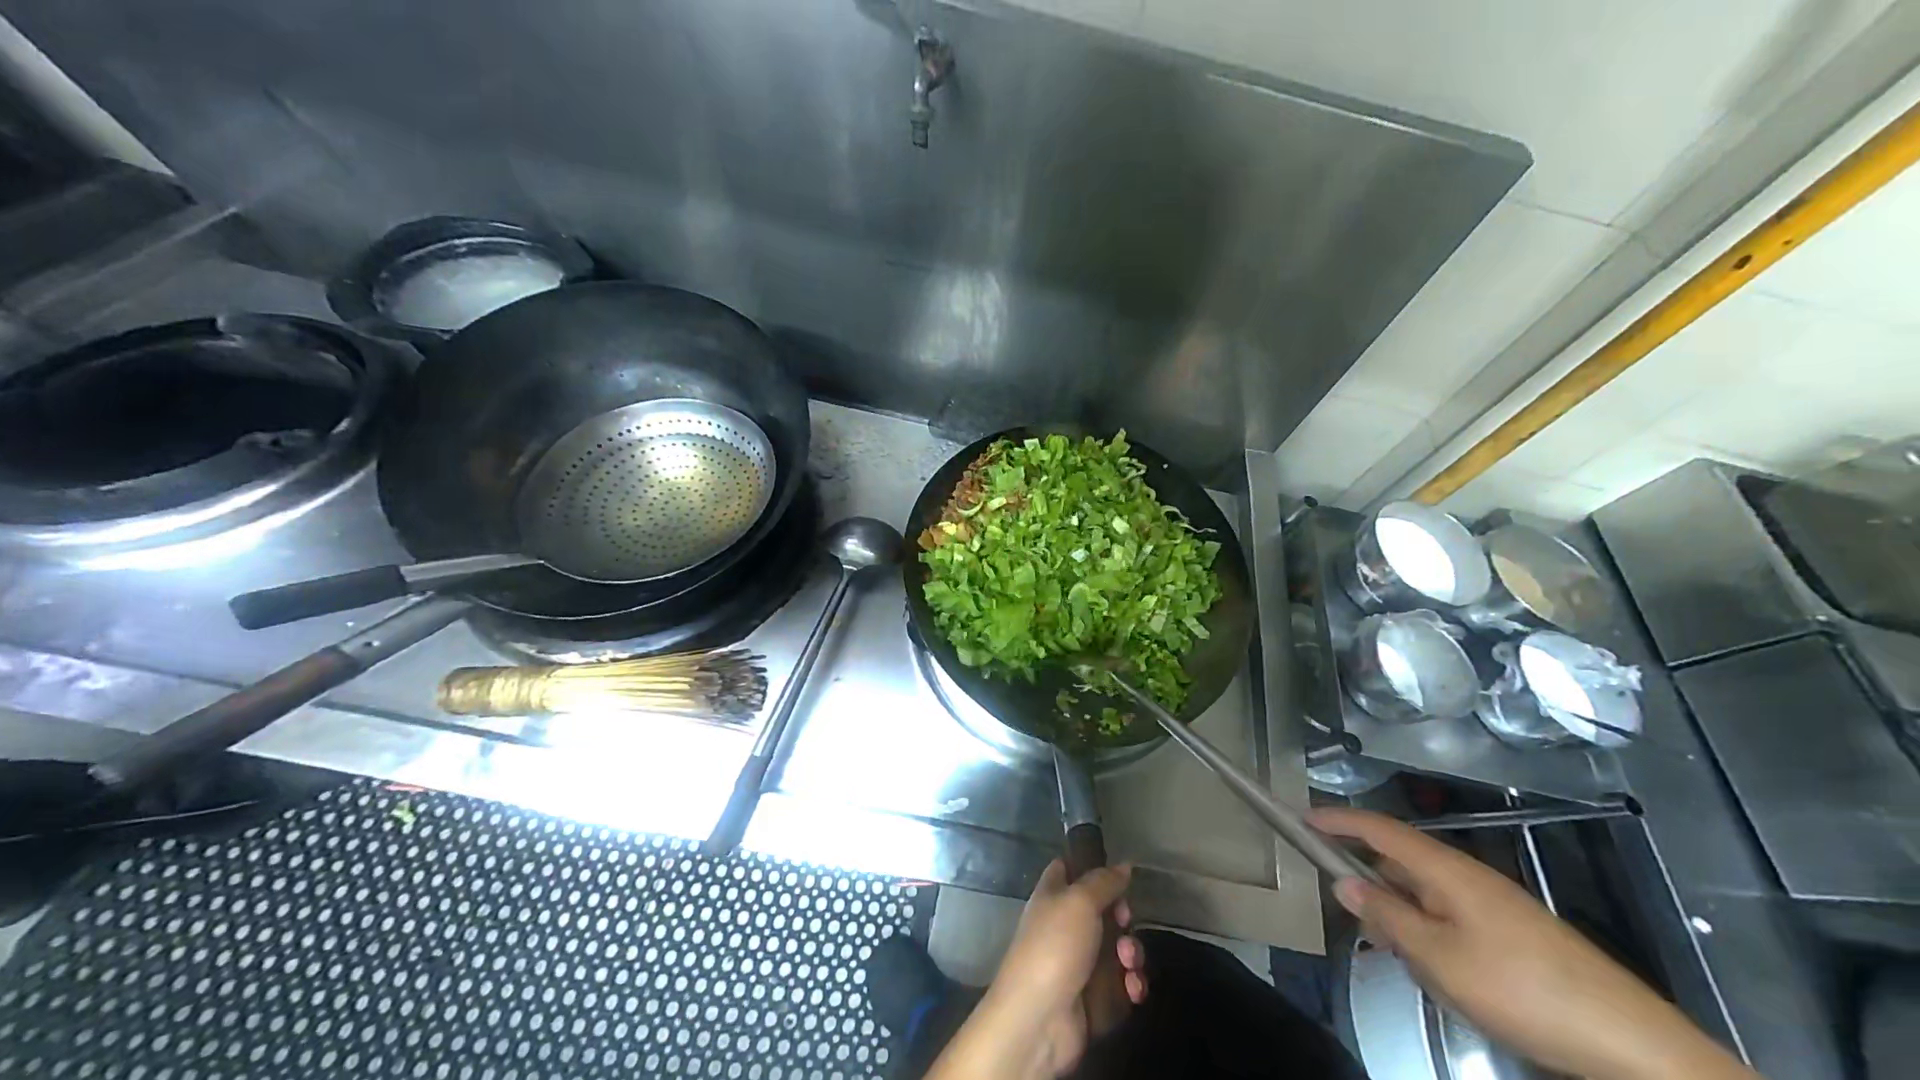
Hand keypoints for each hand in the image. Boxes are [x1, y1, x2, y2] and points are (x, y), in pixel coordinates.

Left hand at [926, 860, 1139, 1079]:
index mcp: (1053, 896)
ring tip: (1127, 963)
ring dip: (1132, 953)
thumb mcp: (1079, 901)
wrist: (1039, 1019)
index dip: (1092, 869)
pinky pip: (1123, 984)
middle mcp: (1066, 926)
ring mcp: (1081, 963)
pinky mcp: (1096, 998)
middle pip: (1104, 910)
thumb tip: (1124, 865)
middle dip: (1123, 916)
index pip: (1069, 869)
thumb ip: (1104, 881)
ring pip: (1119, 948)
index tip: (1115, 877)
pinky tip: (1132, 989)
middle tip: (1125, 921)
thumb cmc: (1054, 947)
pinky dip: (1132, 984)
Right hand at [1311, 808, 1758, 1079]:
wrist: (1631, 1044)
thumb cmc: (1520, 989)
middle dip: (1371, 883)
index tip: (1302, 818)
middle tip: (1354, 919)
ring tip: (1404, 960)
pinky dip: (1429, 936)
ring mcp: (1494, 905)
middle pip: (1401, 861)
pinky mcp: (1513, 934)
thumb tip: (1345, 883)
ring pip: (1425, 896)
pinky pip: (1450, 919)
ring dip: (1403, 919)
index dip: (1338, 820)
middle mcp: (1469, 877)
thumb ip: (1386, 916)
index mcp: (1447, 870)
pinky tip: (1440, 975)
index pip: (1380, 829)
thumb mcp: (1437, 957)